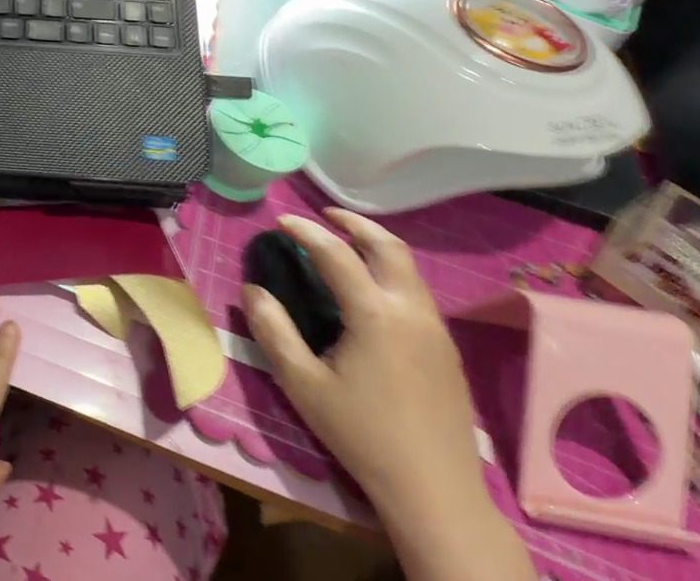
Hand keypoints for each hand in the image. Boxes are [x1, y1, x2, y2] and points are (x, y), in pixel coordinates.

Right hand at [241, 209, 483, 515]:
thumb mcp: (301, 383)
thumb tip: (254, 291)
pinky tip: (371, 291)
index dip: (307, 231)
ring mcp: (435, 328)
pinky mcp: (446, 348)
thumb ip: (274, 331)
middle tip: (326, 215)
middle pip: (389, 247)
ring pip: (409, 269)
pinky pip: (418, 292)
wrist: (433, 485)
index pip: (337, 254)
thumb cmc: (360, 432)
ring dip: (377, 246)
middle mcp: (411, 310)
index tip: (282, 220)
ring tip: (347, 244)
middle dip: (356, 224)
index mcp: (375, 314)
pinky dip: (391, 273)